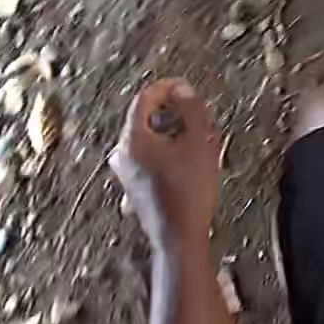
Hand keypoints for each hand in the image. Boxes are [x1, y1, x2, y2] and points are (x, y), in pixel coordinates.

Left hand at [111, 79, 221, 249]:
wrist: (179, 237)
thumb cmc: (189, 191)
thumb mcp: (198, 143)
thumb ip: (191, 109)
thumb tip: (182, 90)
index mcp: (133, 139)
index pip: (145, 98)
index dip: (167, 87)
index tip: (186, 86)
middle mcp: (122, 152)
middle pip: (147, 118)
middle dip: (175, 114)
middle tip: (200, 118)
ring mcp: (125, 170)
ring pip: (151, 138)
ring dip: (175, 134)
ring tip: (201, 143)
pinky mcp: (133, 184)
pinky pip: (150, 156)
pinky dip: (169, 151)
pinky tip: (191, 163)